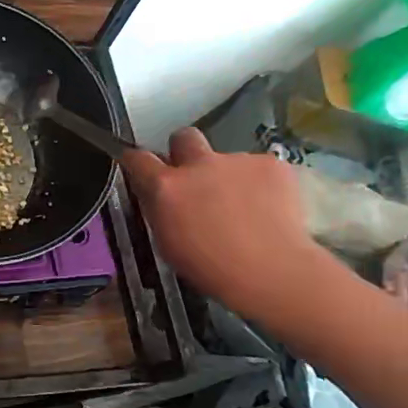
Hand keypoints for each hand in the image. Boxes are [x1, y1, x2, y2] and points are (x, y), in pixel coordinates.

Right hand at [120, 128, 331, 316]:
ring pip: (226, 159)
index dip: (137, 160)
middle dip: (184, 151)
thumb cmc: (210, 268)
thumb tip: (157, 196)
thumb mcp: (167, 243)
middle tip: (194, 177)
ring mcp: (237, 160)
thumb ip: (159, 210)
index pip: (138, 158)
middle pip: (184, 137)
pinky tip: (266, 209)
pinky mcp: (270, 164)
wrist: (269, 270)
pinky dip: (259, 184)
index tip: (139, 165)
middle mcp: (199, 165)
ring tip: (243, 209)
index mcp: (167, 186)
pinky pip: (258, 168)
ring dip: (227, 177)